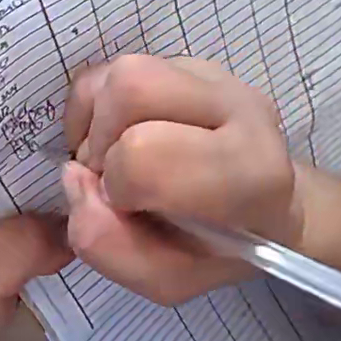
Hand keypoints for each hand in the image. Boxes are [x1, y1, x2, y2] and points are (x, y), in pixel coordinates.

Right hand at [62, 55, 303, 304]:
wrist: (267, 208)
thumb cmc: (218, 248)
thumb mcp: (167, 278)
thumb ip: (111, 245)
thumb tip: (74, 179)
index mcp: (250, 171)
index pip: (145, 154)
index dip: (116, 184)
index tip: (126, 204)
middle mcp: (238, 106)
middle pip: (130, 86)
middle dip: (99, 140)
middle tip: (110, 176)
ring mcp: (212, 75)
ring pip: (119, 72)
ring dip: (94, 120)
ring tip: (112, 155)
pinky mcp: (186, 62)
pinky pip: (112, 68)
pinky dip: (93, 105)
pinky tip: (111, 135)